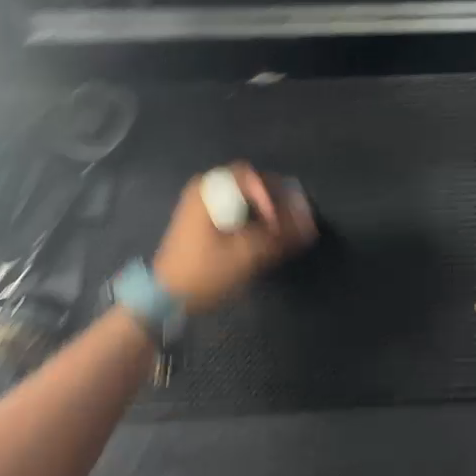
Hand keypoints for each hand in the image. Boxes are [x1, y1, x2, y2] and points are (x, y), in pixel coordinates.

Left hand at [153, 163, 315, 313]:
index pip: (254, 177)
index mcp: (209, 189)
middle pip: (249, 185)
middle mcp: (203, 188)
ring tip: (278, 235)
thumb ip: (280, 235)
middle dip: (272, 203)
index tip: (280, 223)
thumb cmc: (204, 272)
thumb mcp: (246, 255)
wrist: (164, 298)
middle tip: (289, 225)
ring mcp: (198, 203)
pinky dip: (248, 220)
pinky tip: (259, 239)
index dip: (274, 196)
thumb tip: (311, 224)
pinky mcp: (199, 220)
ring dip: (262, 213)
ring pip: (241, 198)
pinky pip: (231, 209)